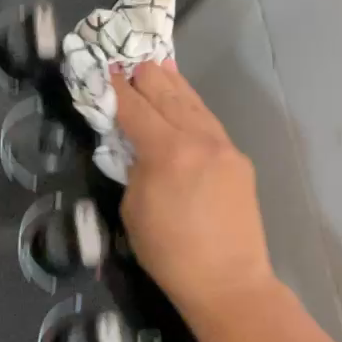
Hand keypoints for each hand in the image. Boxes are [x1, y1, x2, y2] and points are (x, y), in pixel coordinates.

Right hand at [112, 60, 275, 324]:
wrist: (226, 280)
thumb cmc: (167, 253)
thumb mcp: (133, 209)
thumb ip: (133, 170)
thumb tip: (136, 150)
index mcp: (166, 152)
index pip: (135, 109)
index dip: (116, 90)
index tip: (103, 71)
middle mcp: (198, 139)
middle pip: (168, 96)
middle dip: (146, 78)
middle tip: (130, 61)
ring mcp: (223, 148)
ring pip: (194, 105)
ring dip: (173, 86)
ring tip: (158, 68)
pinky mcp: (238, 161)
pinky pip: (209, 124)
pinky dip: (192, 108)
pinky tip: (185, 104)